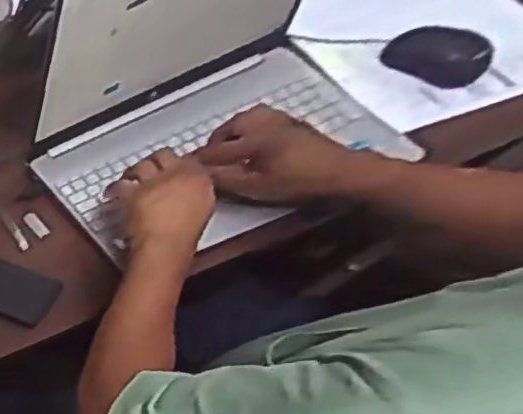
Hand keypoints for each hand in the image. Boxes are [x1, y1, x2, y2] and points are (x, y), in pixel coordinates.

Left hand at [106, 149, 215, 257]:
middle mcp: (175, 172)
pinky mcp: (132, 194)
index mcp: (198, 174)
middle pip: (162, 156)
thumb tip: (187, 188)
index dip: (174, 162)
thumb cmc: (186, 230)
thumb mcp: (203, 204)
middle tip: (144, 170)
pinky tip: (109, 194)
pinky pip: (120, 185)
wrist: (166, 241)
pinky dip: (113, 188)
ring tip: (126, 179)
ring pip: (141, 166)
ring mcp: (152, 181)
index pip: (187, 158)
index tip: (167, 168)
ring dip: (132, 171)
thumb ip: (196, 190)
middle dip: (153, 161)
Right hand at [195, 105, 397, 202]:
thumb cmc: (294, 182)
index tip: (182, 169)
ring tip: (228, 148)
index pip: (215, 149)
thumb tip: (198, 174)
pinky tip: (250, 144)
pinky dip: (251, 128)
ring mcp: (284, 122)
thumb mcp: (252, 187)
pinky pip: (265, 119)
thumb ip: (223, 179)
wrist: (340, 172)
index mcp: (255, 140)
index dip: (196, 160)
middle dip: (216, 139)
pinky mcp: (294, 125)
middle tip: (209, 157)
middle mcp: (268, 125)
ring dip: (235, 130)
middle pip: (234, 124)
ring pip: (251, 116)